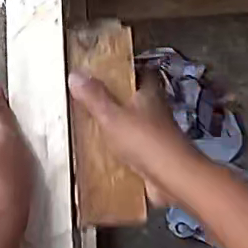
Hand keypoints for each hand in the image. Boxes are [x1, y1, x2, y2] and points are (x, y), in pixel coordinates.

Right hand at [67, 72, 198, 198]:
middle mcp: (156, 111)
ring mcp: (157, 134)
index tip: (107, 70)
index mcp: (150, 93)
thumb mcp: (112, 116)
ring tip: (90, 128)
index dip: (127, 69)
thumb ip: (94, 97)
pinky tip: (102, 155)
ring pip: (134, 124)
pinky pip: (133, 148)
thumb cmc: (145, 140)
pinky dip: (120, 151)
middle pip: (136, 99)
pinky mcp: (154, 156)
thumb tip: (75, 75)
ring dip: (118, 126)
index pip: (143, 72)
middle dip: (117, 100)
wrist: (171, 177)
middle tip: (91, 100)